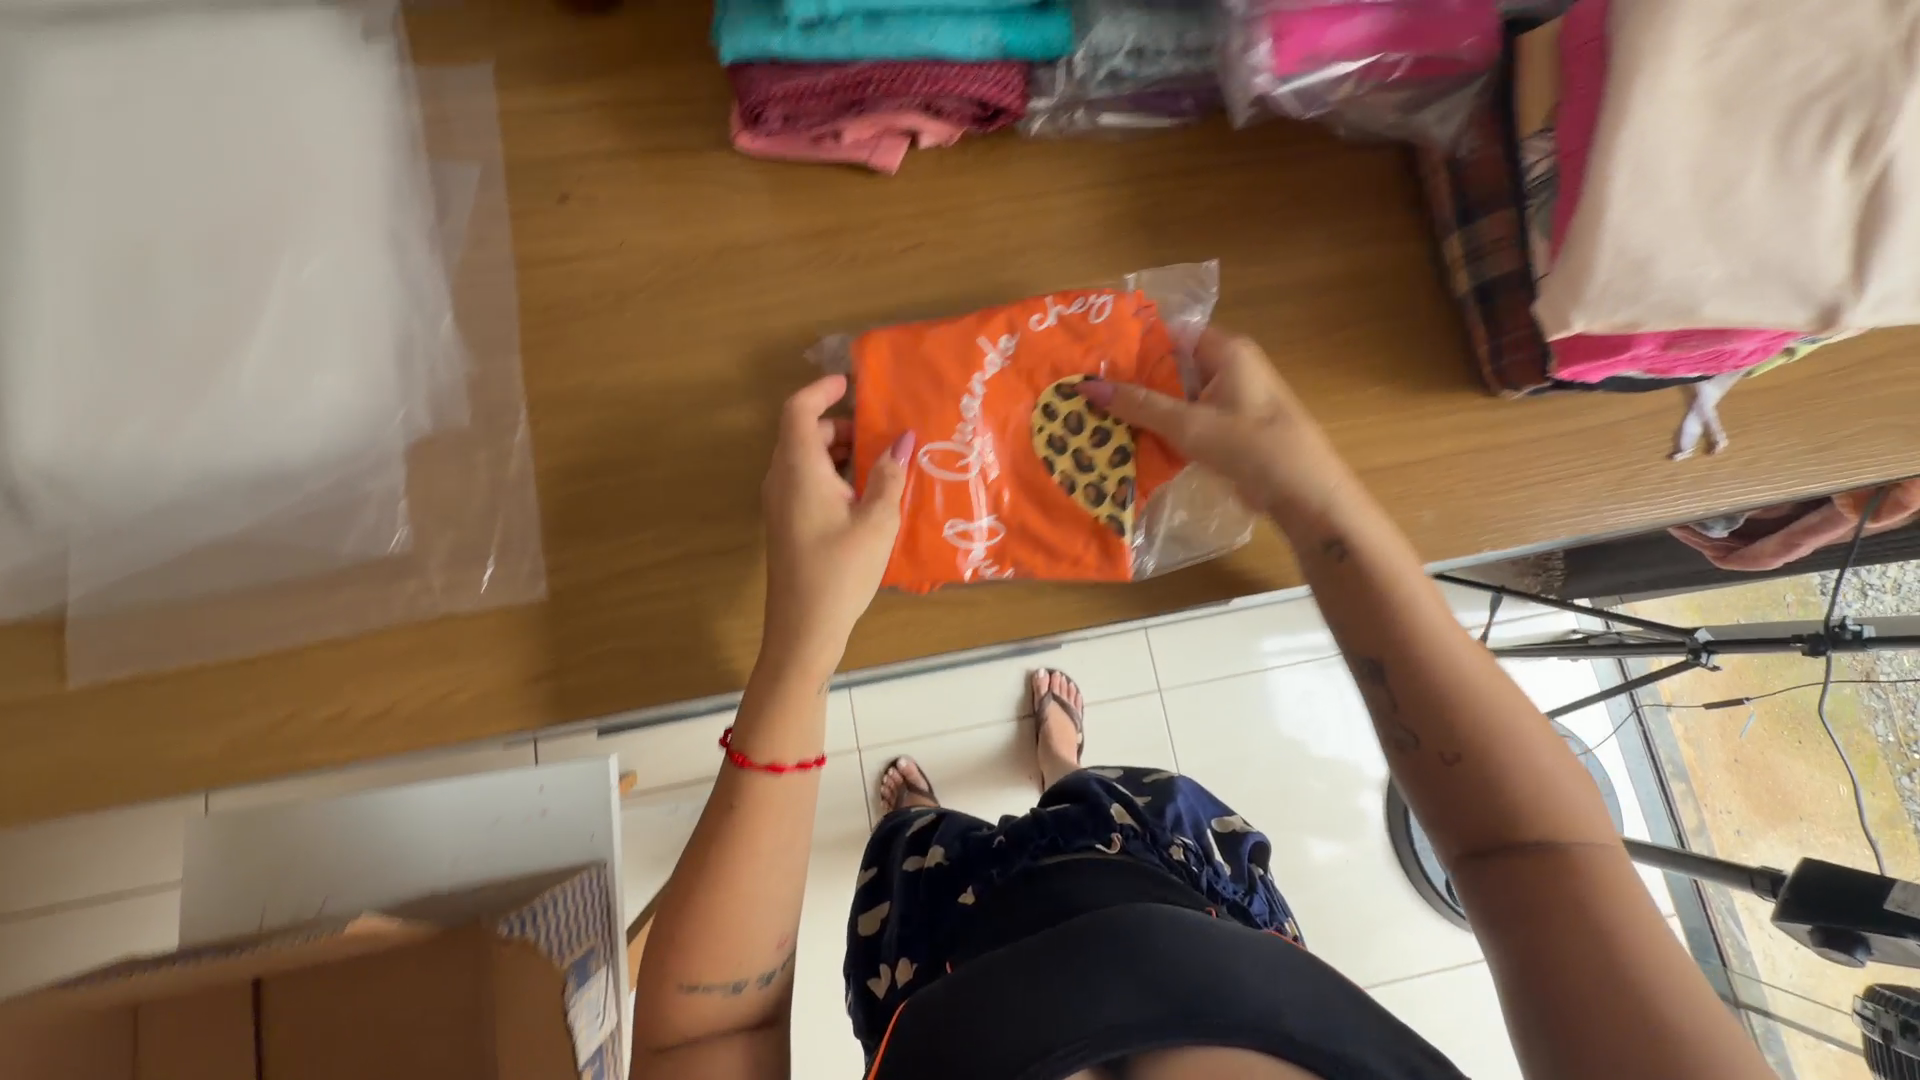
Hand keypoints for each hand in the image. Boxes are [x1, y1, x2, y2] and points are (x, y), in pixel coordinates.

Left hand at [760, 375, 912, 674]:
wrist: (804, 628)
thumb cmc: (841, 571)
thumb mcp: (876, 521)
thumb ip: (888, 475)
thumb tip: (902, 440)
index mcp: (798, 469)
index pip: (798, 410)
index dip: (822, 390)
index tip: (851, 384)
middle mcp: (781, 479)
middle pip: (803, 433)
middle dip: (840, 425)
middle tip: (879, 436)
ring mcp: (780, 503)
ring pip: (804, 459)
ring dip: (838, 452)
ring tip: (879, 466)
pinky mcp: (786, 523)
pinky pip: (805, 482)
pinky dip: (832, 475)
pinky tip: (864, 497)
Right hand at [1080, 328, 1349, 525]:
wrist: (1301, 492)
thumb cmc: (1250, 446)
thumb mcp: (1188, 424)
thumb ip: (1137, 404)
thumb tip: (1085, 386)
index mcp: (1226, 351)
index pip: (1171, 333)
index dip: (1134, 342)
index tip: (1095, 357)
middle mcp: (1227, 368)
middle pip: (1170, 366)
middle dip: (1132, 380)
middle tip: (1085, 390)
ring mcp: (1227, 400)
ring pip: (1175, 397)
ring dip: (1143, 409)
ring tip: (1095, 415)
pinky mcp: (1225, 429)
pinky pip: (1184, 421)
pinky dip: (1160, 429)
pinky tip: (1126, 440)